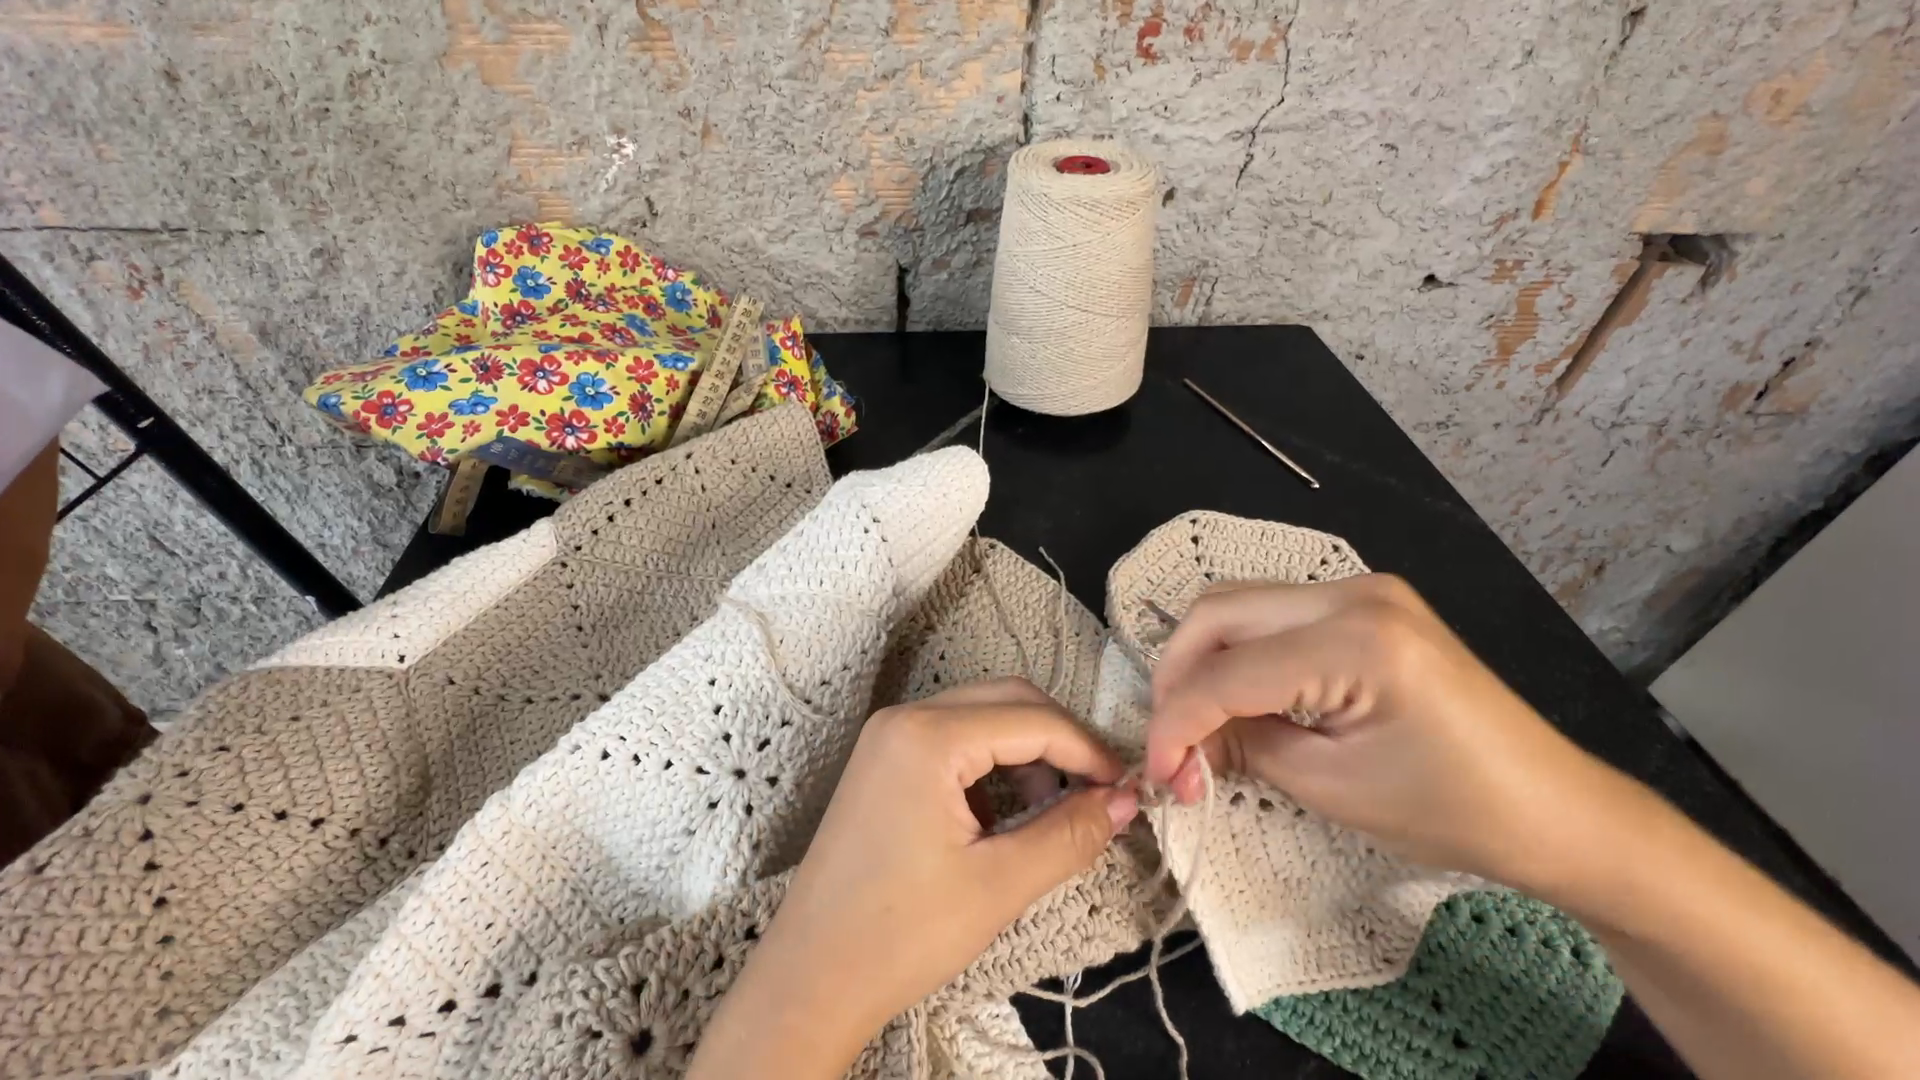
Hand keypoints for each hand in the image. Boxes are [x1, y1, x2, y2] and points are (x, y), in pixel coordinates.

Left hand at [689, 678, 1137, 1078]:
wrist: (812, 977)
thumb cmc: (901, 934)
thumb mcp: (998, 885)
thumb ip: (1069, 833)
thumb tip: (1124, 801)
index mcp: (928, 737)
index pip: (1032, 719)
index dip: (1087, 750)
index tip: (1126, 789)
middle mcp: (904, 719)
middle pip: (1007, 701)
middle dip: (1060, 742)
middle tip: (1099, 792)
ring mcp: (888, 738)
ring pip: (981, 717)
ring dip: (1027, 752)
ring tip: (1055, 810)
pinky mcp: (883, 763)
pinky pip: (954, 741)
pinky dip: (992, 765)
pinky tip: (1008, 812)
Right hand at [1145, 575, 1632, 889]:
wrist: (1553, 808)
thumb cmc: (1451, 811)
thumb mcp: (1329, 786)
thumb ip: (1241, 748)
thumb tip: (1179, 746)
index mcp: (1357, 640)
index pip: (1227, 671)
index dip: (1176, 722)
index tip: (1157, 772)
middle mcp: (1354, 592)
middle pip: (1219, 612)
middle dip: (1177, 678)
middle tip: (1171, 743)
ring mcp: (1362, 590)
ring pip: (1239, 606)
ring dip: (1204, 662)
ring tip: (1199, 726)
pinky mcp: (1367, 604)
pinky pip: (1274, 616)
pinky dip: (1241, 656)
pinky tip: (1240, 701)